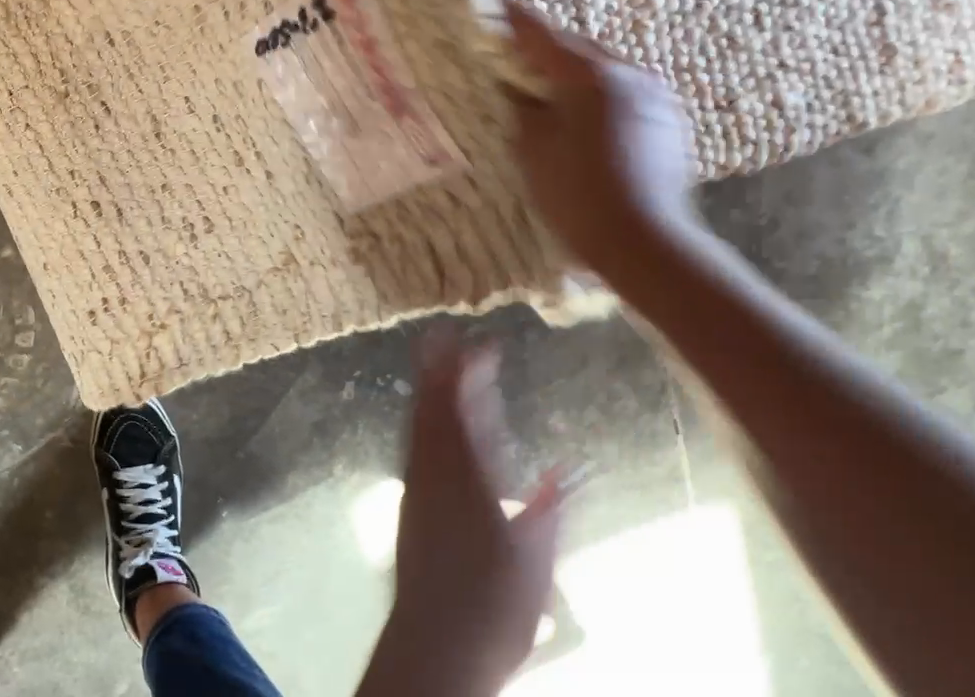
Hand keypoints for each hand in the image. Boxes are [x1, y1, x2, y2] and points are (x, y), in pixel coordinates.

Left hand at [361, 341, 562, 696]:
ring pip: (418, 426)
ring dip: (425, 390)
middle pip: (433, 410)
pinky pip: (413, 447)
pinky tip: (425, 418)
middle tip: (442, 333)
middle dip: (437, 370)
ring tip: (430, 360)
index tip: (481, 344)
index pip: (466, 414)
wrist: (438, 642)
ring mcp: (417, 489)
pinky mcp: (411, 505)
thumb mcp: (535, 559)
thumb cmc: (495, 607)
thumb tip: (564, 470)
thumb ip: (547, 509)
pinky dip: (421, 421)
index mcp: (469, 483)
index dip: (469, 376)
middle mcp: (435, 476)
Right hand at [502, 0, 696, 270]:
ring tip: (536, 79)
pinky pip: (620, 92)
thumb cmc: (577, 194)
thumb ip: (520, 104)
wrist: (646, 243)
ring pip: (600, 69)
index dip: (511, 15)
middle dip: (540, 45)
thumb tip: (511, 83)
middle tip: (505, 44)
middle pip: (575, 48)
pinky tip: (573, 111)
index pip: (541, 34)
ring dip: (567, 70)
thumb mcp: (531, 147)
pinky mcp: (667, 121)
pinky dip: (591, 93)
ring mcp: (657, 97)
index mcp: (593, 76)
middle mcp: (631, 74)